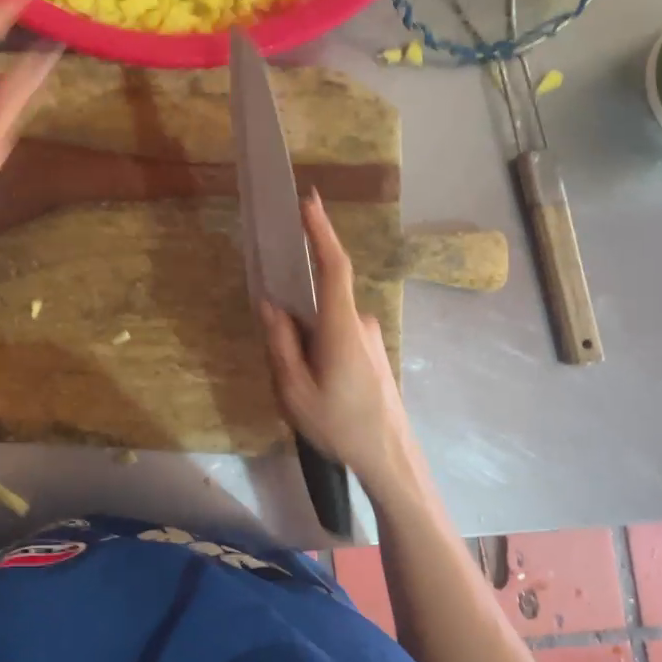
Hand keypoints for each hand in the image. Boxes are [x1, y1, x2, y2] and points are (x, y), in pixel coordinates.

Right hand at [258, 194, 422, 489]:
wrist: (390, 458)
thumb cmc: (340, 425)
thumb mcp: (294, 390)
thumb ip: (281, 343)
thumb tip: (270, 305)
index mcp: (340, 326)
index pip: (333, 267)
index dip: (321, 232)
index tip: (309, 202)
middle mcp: (359, 323)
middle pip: (318, 304)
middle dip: (295, 323)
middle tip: (285, 368)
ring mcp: (369, 338)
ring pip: (326, 325)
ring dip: (307, 346)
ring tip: (302, 392)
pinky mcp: (373, 352)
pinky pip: (337, 337)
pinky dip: (320, 351)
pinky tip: (319, 391)